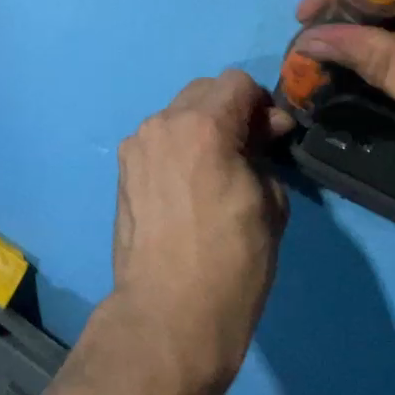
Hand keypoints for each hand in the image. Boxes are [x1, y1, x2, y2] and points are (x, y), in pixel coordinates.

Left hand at [106, 70, 293, 394]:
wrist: (168, 313)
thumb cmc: (231, 263)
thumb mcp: (270, 205)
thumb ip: (263, 154)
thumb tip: (260, 132)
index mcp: (202, 126)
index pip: (237, 82)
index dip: (260, 103)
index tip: (271, 135)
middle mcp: (162, 123)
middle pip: (203, 91)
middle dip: (229, 110)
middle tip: (249, 151)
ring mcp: (136, 145)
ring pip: (177, 114)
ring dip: (200, 128)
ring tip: (215, 172)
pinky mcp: (122, 169)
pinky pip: (158, 141)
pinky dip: (177, 149)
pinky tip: (188, 187)